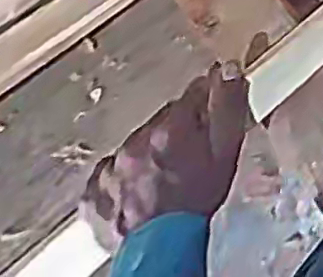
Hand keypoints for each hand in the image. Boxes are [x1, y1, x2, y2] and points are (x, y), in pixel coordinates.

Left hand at [82, 63, 252, 247]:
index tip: (214, 115)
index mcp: (171, 126)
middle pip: (166, 116)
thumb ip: (229, 103)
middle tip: (194, 153)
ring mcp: (111, 168)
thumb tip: (226, 67)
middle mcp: (137, 140)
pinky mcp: (94, 193)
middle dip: (180, 126)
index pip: (194, 90)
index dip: (209, 100)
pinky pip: (111, 170)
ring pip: (140, 141)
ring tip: (169, 175)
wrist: (164, 255)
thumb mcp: (228, 148)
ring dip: (154, 149)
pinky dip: (125, 173)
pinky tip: (141, 187)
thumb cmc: (200, 201)